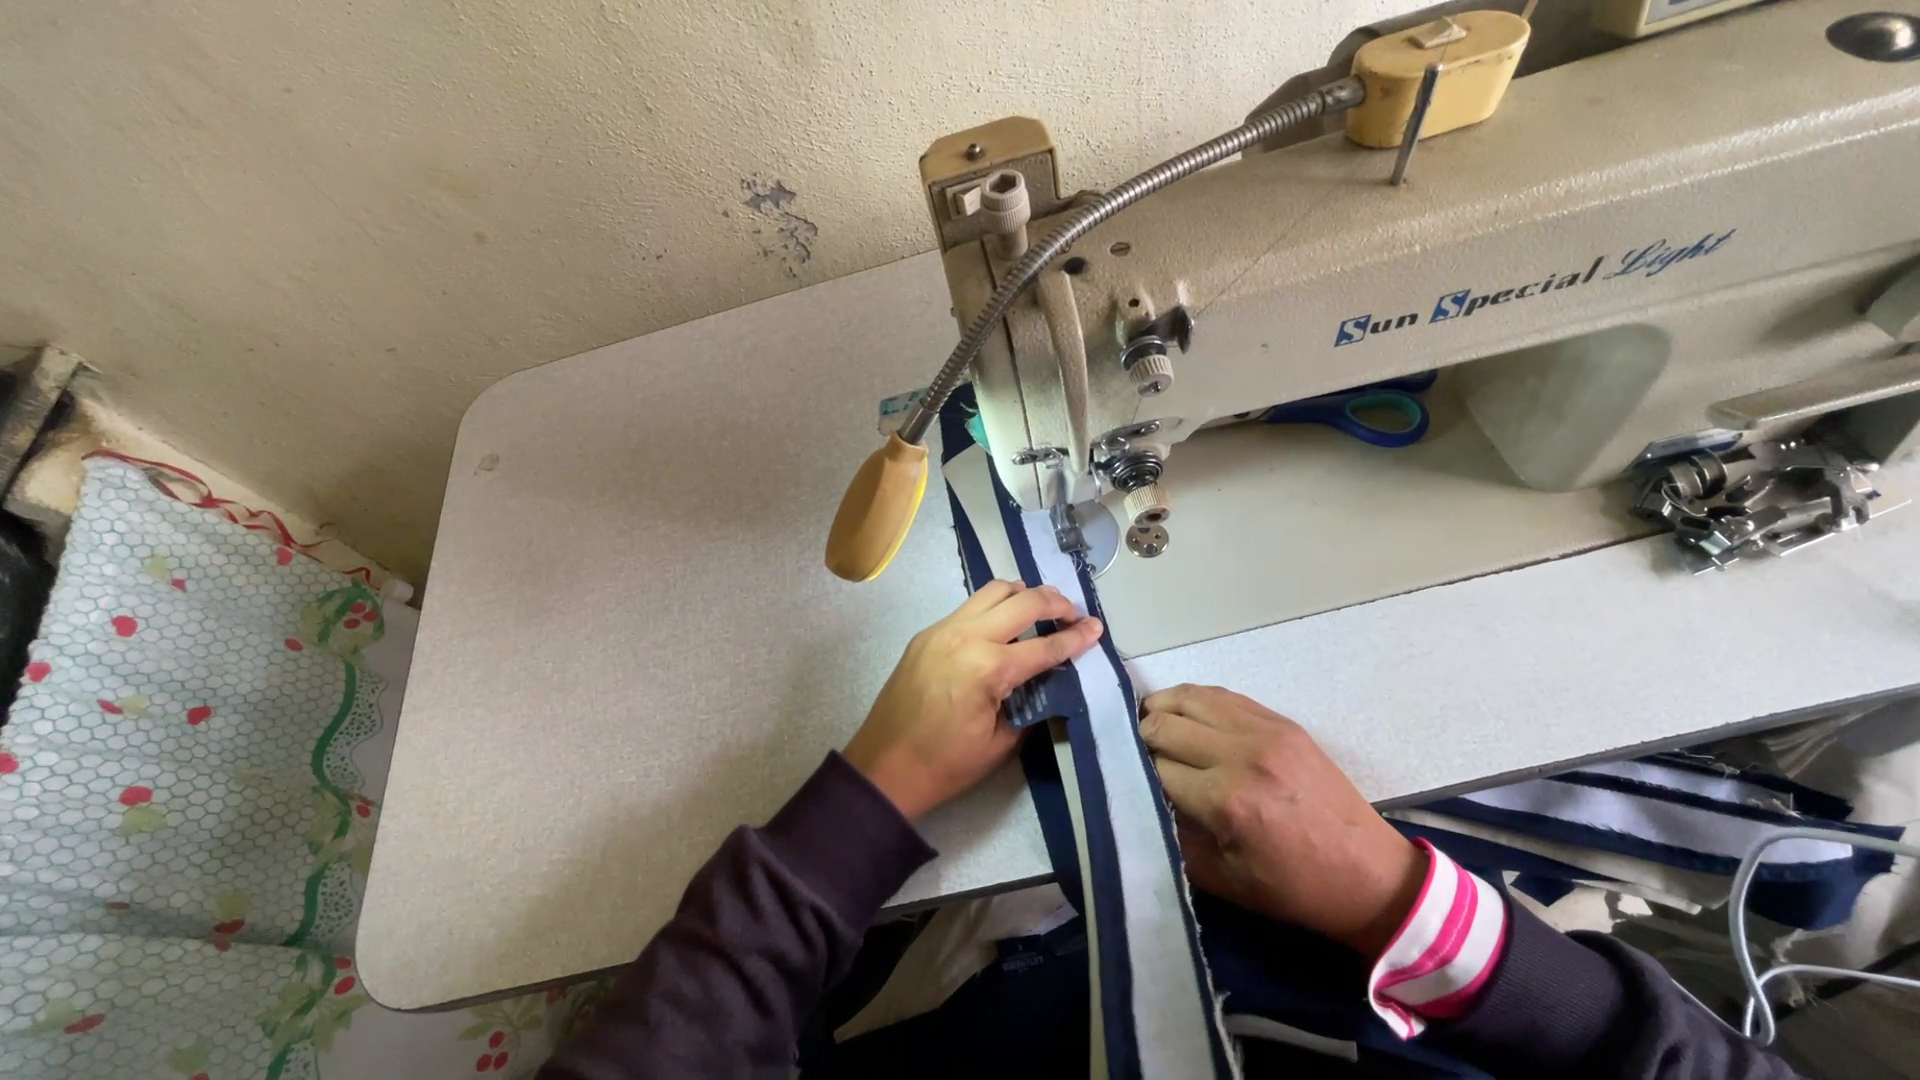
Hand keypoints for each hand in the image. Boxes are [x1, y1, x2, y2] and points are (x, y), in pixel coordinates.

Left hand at [844, 581, 1103, 819]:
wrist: (883, 767)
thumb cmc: (946, 765)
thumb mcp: (1001, 742)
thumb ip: (1031, 704)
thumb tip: (1048, 681)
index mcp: (987, 667)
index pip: (1045, 646)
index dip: (1076, 638)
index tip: (1097, 628)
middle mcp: (965, 636)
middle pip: (1022, 600)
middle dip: (1055, 603)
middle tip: (1072, 614)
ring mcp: (942, 630)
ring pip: (992, 591)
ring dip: (1022, 595)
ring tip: (1041, 610)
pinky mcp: (927, 634)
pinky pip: (969, 607)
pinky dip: (994, 607)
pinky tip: (1004, 626)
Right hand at [1139, 685, 1425, 957]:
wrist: (1367, 873)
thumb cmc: (1291, 887)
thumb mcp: (1220, 878)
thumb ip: (1172, 834)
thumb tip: (1141, 796)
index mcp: (1225, 801)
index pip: (1154, 767)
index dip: (1135, 774)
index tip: (1126, 781)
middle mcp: (1241, 755)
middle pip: (1163, 724)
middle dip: (1141, 738)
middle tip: (1135, 755)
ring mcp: (1264, 731)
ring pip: (1188, 697)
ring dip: (1161, 709)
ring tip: (1151, 726)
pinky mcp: (1281, 721)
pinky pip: (1221, 694)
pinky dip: (1193, 701)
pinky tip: (1184, 715)